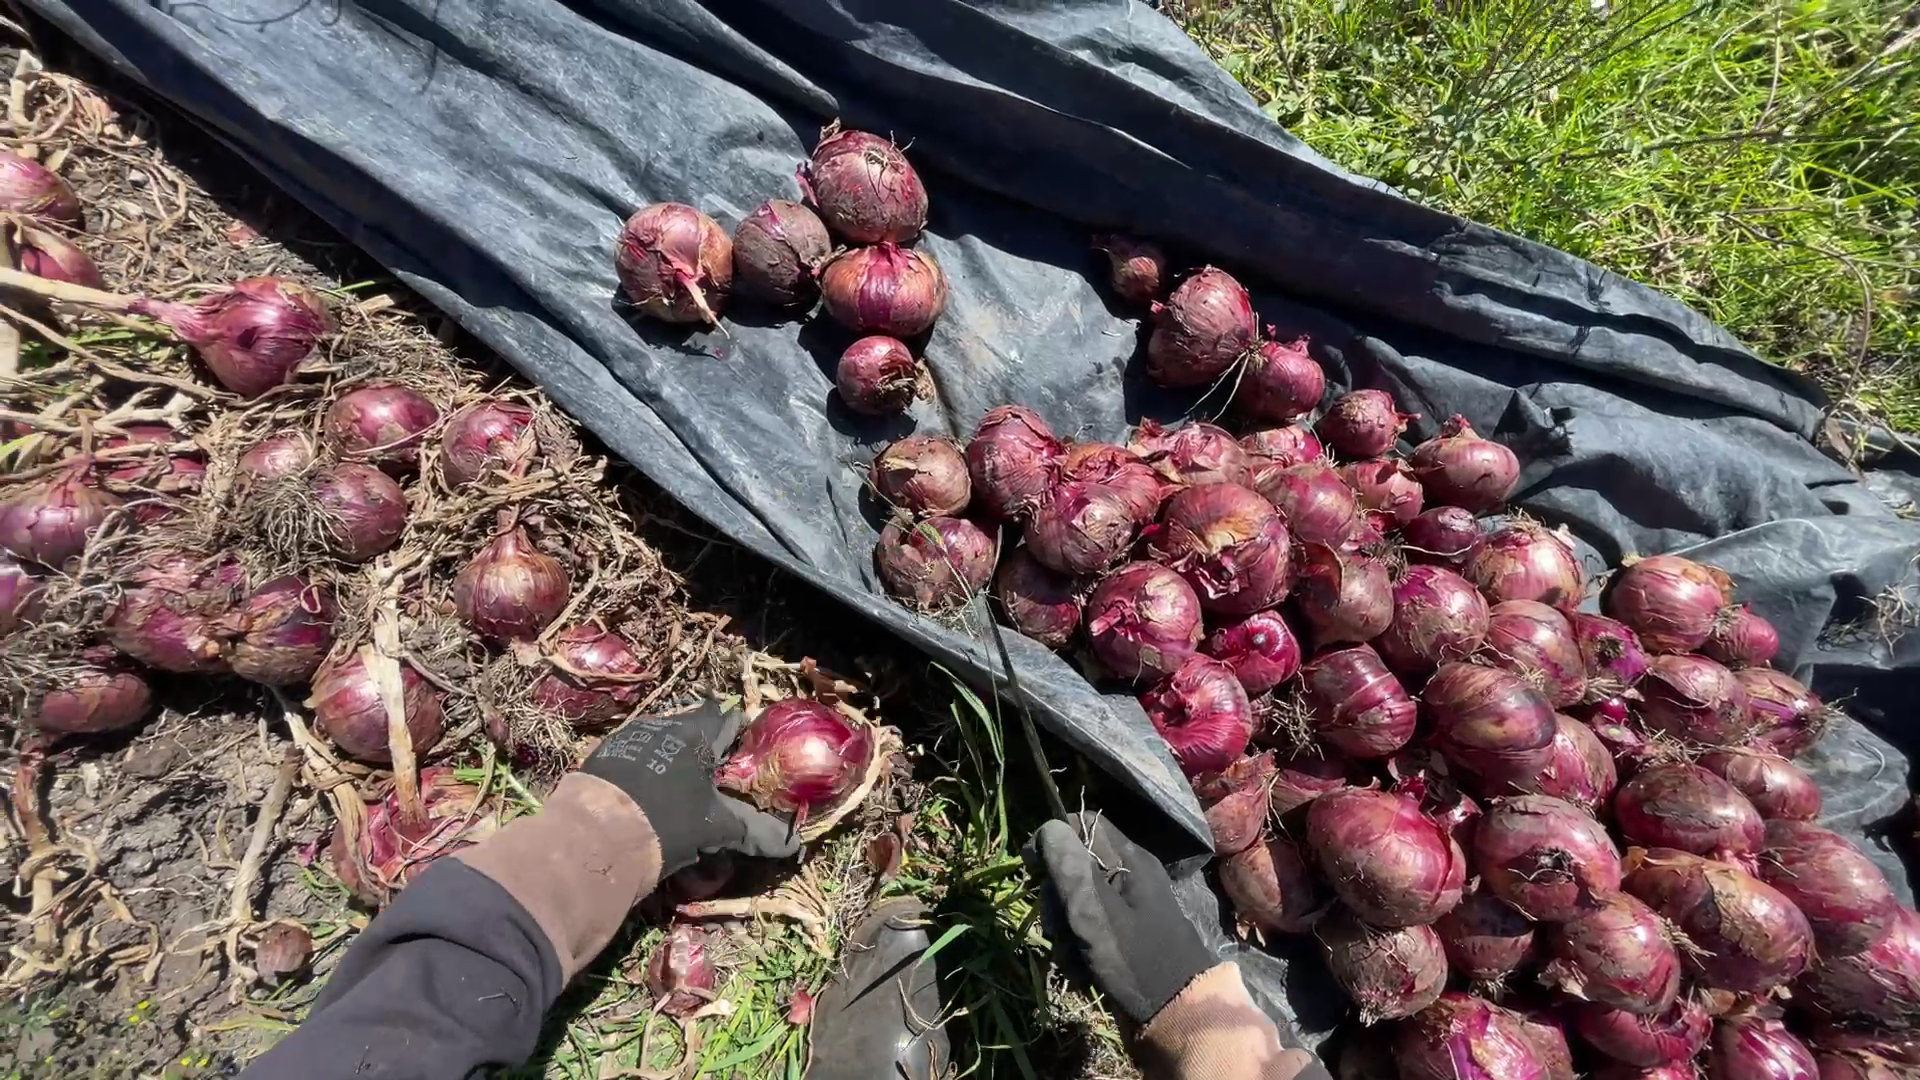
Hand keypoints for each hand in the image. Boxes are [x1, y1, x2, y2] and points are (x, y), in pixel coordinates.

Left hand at [581, 701, 800, 874]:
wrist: (592, 839)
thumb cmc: (666, 823)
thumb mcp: (715, 828)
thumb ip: (754, 831)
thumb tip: (794, 847)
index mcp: (699, 734)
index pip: (729, 718)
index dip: (740, 731)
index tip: (746, 748)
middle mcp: (666, 725)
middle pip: (695, 724)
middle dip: (705, 743)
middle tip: (715, 769)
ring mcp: (630, 737)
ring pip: (663, 738)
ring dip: (673, 754)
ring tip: (680, 783)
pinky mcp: (603, 755)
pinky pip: (635, 754)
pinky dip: (645, 768)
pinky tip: (646, 793)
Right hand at [1025, 813, 1216, 1024]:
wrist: (1180, 1020)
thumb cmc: (1137, 960)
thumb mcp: (1096, 913)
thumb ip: (1069, 868)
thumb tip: (1048, 827)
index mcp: (1129, 860)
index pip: (1084, 825)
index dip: (1054, 840)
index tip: (1032, 867)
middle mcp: (1130, 875)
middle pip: (1076, 865)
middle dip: (1057, 897)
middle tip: (1056, 927)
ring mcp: (1128, 906)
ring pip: (1079, 899)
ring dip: (1065, 928)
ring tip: (1069, 957)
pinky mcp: (1125, 934)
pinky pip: (1091, 925)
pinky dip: (1079, 946)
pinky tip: (1080, 970)